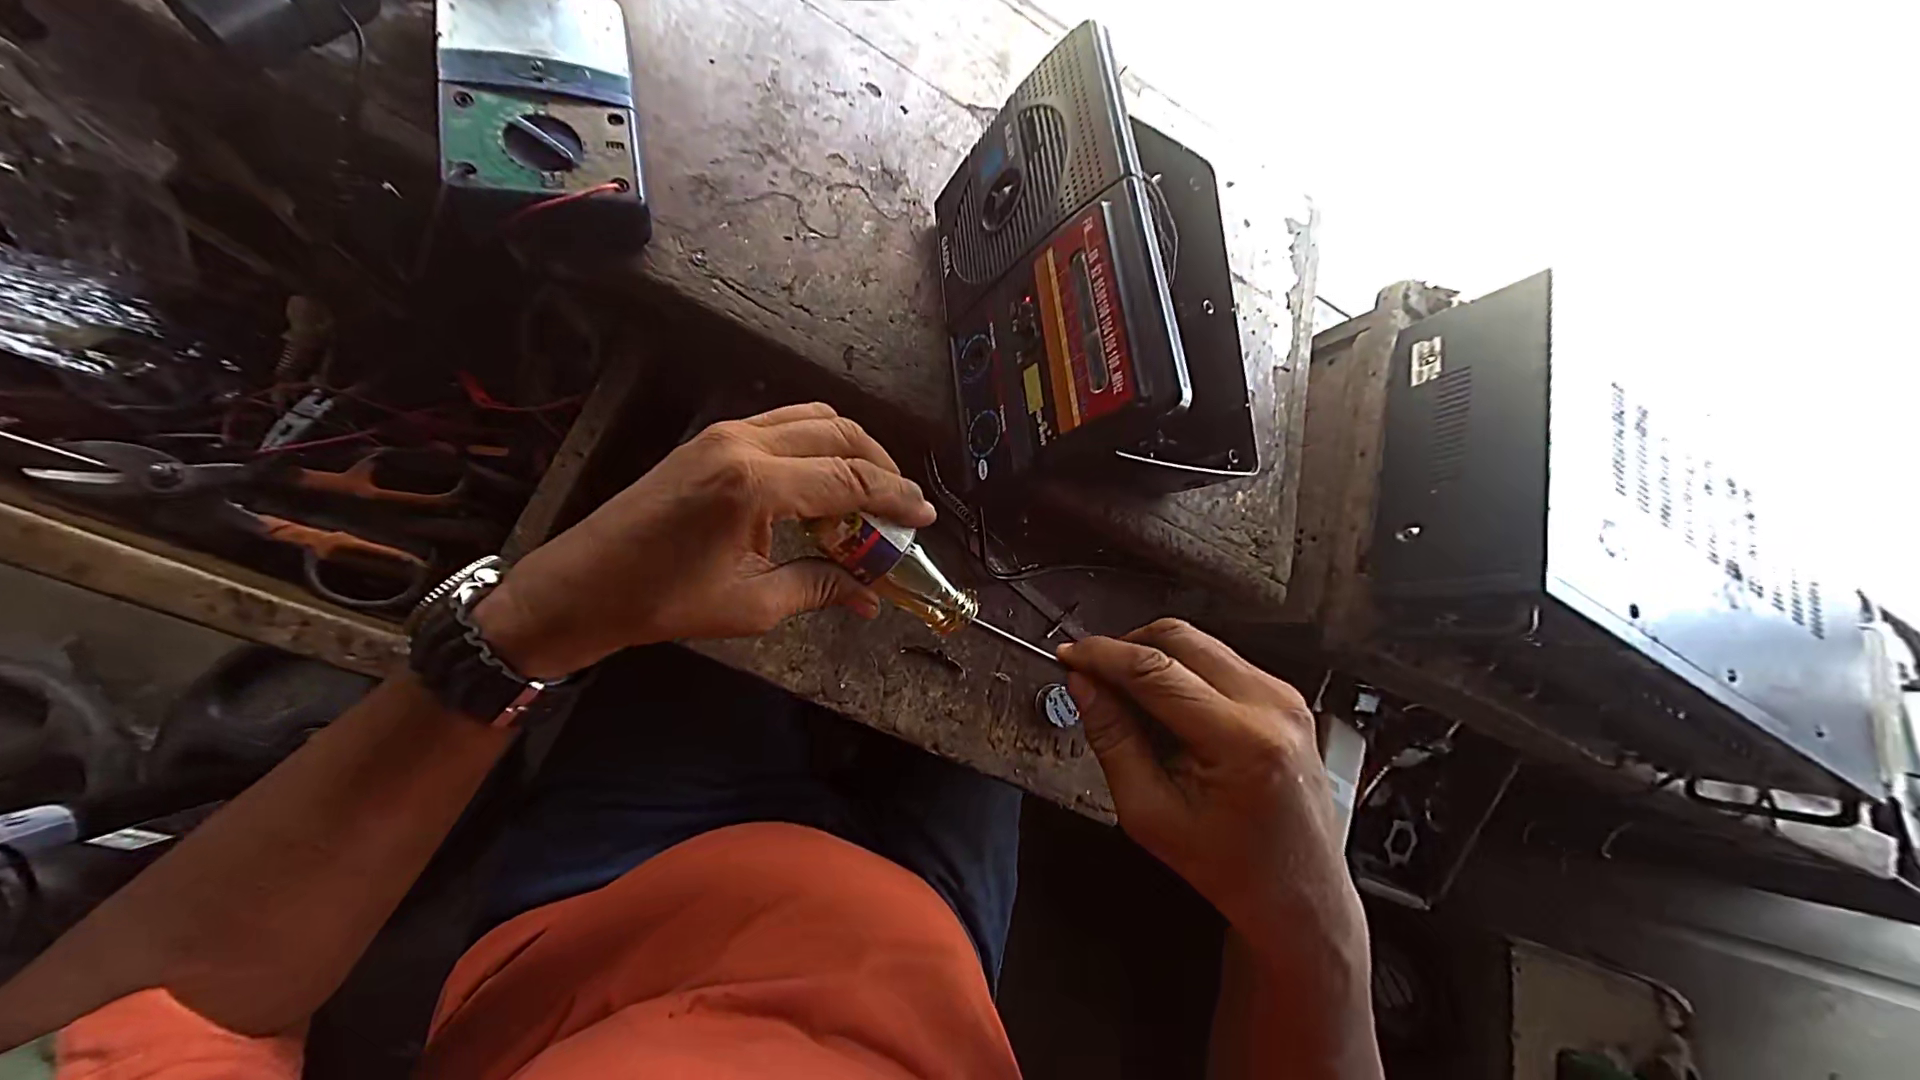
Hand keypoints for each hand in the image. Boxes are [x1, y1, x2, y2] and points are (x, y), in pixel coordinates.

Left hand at [474, 403, 935, 676]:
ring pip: (814, 419)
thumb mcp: (751, 604)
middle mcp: (744, 444)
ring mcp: (726, 433)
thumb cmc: (662, 602)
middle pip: (840, 435)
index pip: (850, 479)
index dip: (896, 498)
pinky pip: (785, 424)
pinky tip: (822, 482)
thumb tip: (869, 597)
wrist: (582, 584)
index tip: (924, 515)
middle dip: (882, 467)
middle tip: (900, 507)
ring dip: (852, 448)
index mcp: (754, 485)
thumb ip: (820, 587)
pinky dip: (818, 444)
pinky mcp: (713, 438)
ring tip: (869, 491)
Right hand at [1057, 619, 1364, 963]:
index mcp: (1242, 742)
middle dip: (1125, 646)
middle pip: (1178, 637)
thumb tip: (1083, 686)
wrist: (1299, 895)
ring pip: (1198, 641)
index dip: (1102, 655)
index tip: (1071, 655)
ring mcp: (1283, 697)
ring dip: (1151, 655)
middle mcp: (1272, 707)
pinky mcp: (1283, 697)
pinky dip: (1179, 668)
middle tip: (1093, 672)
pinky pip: (1218, 658)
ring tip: (1127, 696)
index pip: (1155, 669)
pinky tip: (1163, 705)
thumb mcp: (1150, 813)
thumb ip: (1112, 740)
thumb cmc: (1231, 867)